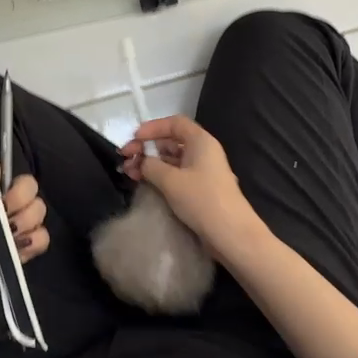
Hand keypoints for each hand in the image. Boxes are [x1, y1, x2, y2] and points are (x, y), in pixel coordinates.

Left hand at [0, 172, 49, 347]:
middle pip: (27, 186)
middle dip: (21, 194)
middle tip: (6, 210)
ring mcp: (10, 231)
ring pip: (37, 209)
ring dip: (30, 217)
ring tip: (11, 232)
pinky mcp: (20, 255)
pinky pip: (41, 239)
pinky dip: (37, 240)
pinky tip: (20, 248)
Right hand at [119, 115, 264, 259]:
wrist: (231, 235)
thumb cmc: (202, 200)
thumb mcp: (171, 180)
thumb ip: (151, 166)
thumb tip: (142, 162)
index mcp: (200, 141)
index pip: (174, 123)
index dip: (152, 127)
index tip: (134, 138)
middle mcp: (203, 151)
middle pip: (171, 141)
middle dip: (146, 148)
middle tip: (125, 158)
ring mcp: (202, 171)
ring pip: (171, 160)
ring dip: (150, 163)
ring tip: (129, 173)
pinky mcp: (200, 189)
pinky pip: (176, 174)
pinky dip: (159, 176)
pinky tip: (143, 182)